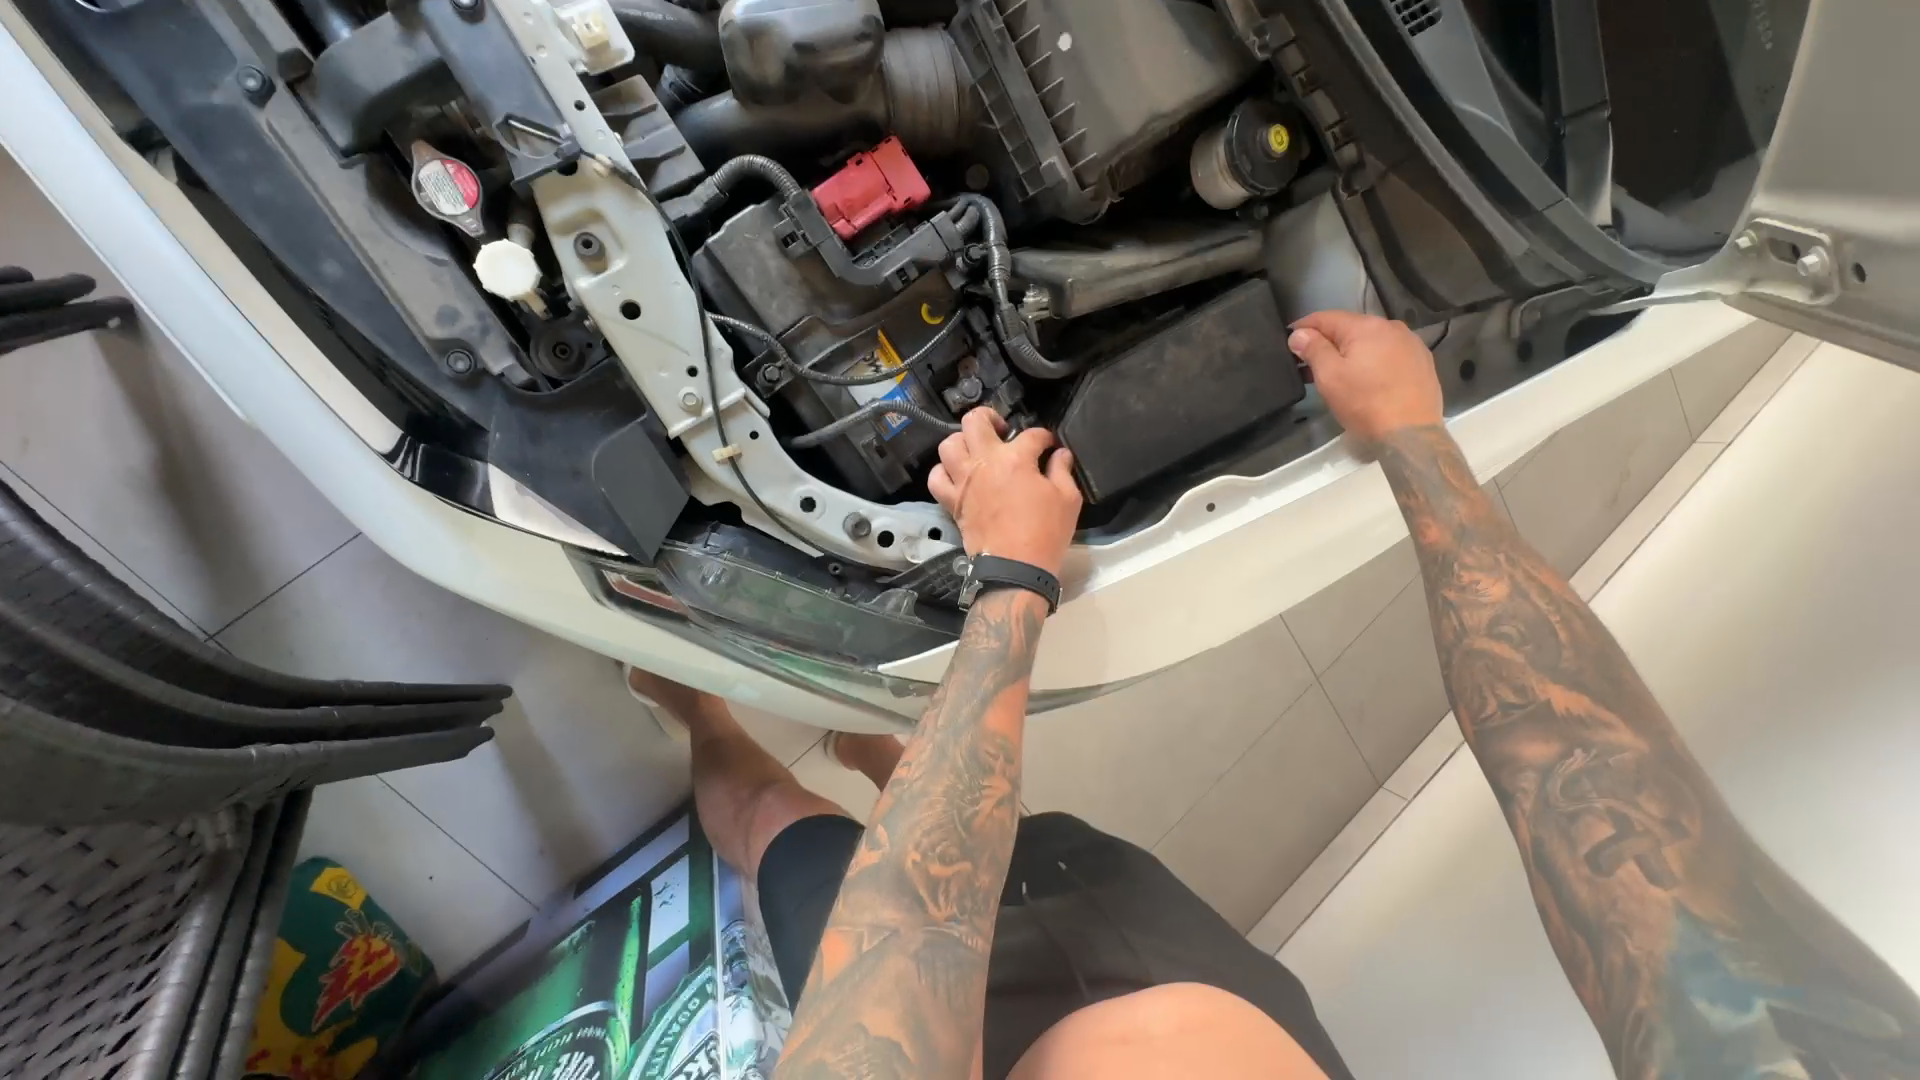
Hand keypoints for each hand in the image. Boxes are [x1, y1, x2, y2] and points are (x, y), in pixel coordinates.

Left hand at [928, 409, 1081, 577]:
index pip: (1032, 435)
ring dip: (962, 441)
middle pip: (975, 421)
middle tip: (1002, 431)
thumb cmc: (1045, 533)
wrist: (1015, 569)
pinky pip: (937, 478)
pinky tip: (957, 474)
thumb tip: (1060, 455)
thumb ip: (1062, 471)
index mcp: (1015, 458)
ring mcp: (964, 481)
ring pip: (949, 444)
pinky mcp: (953, 502)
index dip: (1044, 437)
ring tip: (976, 449)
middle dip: (989, 417)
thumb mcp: (1068, 500)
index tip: (1049, 446)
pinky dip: (943, 472)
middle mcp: (983, 462)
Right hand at [1289, 311, 1444, 441]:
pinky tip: (1366, 379)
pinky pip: (1388, 353)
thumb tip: (1299, 333)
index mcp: (1366, 326)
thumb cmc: (1364, 403)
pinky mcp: (1422, 361)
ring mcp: (1411, 342)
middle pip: (1349, 328)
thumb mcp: (1330, 376)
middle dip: (1327, 342)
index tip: (1289, 341)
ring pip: (1370, 340)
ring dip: (1351, 351)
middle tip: (1309, 363)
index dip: (1303, 327)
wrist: (1410, 433)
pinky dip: (1372, 360)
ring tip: (1338, 373)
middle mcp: (1391, 326)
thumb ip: (1313, 349)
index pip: (1326, 317)